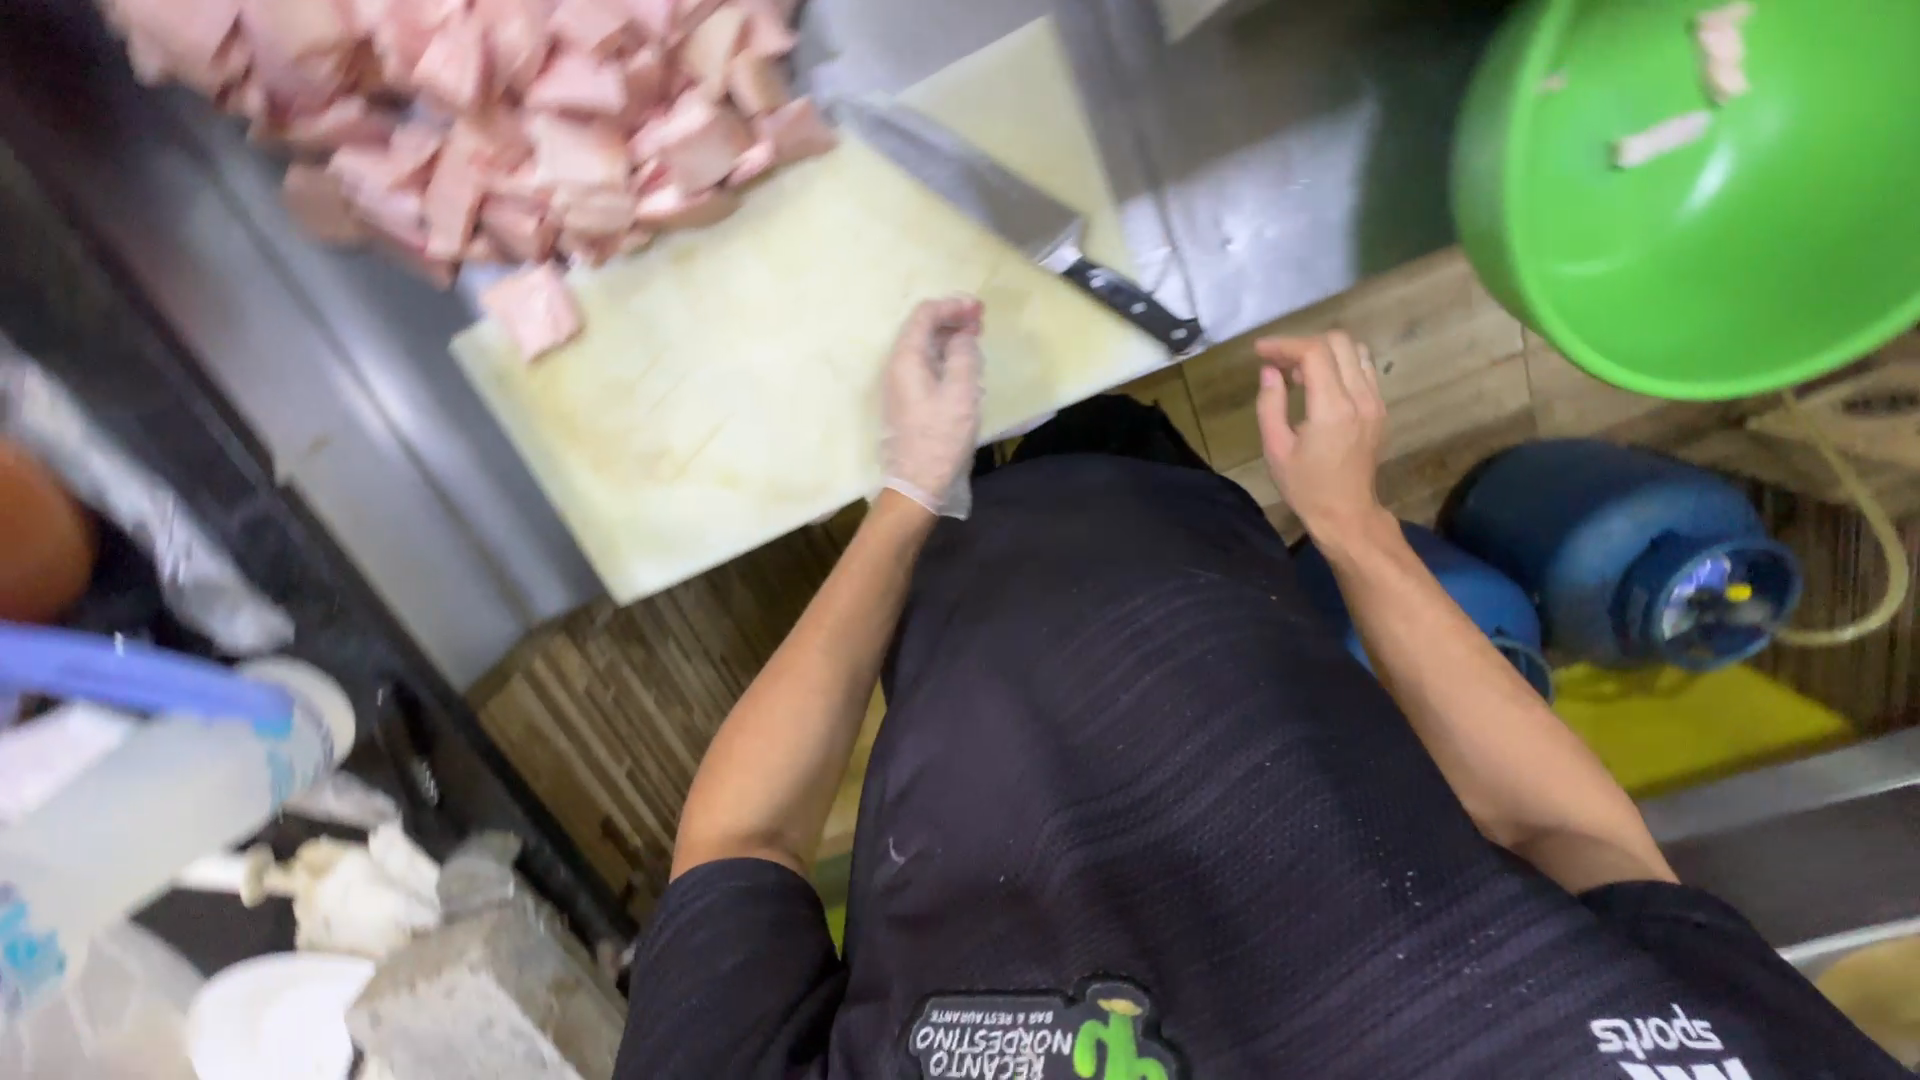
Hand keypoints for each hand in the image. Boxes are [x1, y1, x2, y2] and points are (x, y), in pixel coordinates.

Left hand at [881, 297, 984, 518]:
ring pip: (925, 348)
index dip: (952, 305)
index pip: (924, 315)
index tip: (979, 309)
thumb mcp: (961, 393)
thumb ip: (963, 355)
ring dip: (950, 339)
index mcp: (906, 359)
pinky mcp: (908, 401)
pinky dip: (946, 358)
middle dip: (952, 319)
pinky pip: (926, 367)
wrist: (918, 483)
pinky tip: (964, 366)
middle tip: (981, 321)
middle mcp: (897, 367)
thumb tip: (963, 336)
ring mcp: (901, 385)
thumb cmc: (940, 438)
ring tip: (976, 339)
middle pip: (922, 329)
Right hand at [1255, 331, 1389, 539]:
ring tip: (1298, 373)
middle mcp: (1360, 398)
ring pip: (1356, 351)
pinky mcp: (1379, 408)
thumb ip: (1270, 405)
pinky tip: (1318, 385)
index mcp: (1332, 409)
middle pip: (1338, 342)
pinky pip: (1364, 369)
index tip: (1260, 350)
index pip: (1314, 353)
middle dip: (1304, 344)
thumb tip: (1270, 371)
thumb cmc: (1305, 486)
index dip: (1285, 344)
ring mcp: (1375, 402)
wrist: (1346, 512)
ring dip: (1324, 352)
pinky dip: (1339, 365)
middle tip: (1278, 362)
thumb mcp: (1275, 449)